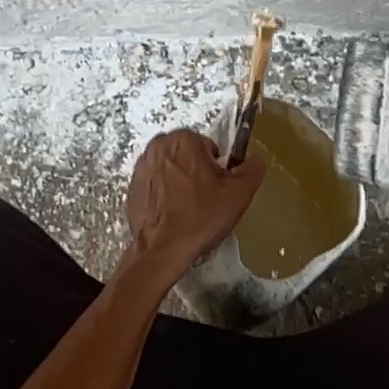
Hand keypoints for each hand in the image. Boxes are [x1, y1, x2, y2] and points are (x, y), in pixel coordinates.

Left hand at [124, 130, 265, 275]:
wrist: (162, 250)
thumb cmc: (201, 217)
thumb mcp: (239, 194)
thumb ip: (253, 169)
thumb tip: (256, 158)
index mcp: (185, 139)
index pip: (210, 149)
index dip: (217, 171)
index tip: (216, 191)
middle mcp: (160, 144)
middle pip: (189, 156)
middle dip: (198, 173)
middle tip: (204, 201)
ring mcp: (142, 164)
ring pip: (172, 168)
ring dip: (180, 182)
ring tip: (188, 210)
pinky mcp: (132, 184)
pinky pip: (156, 183)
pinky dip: (164, 193)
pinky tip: (171, 214)